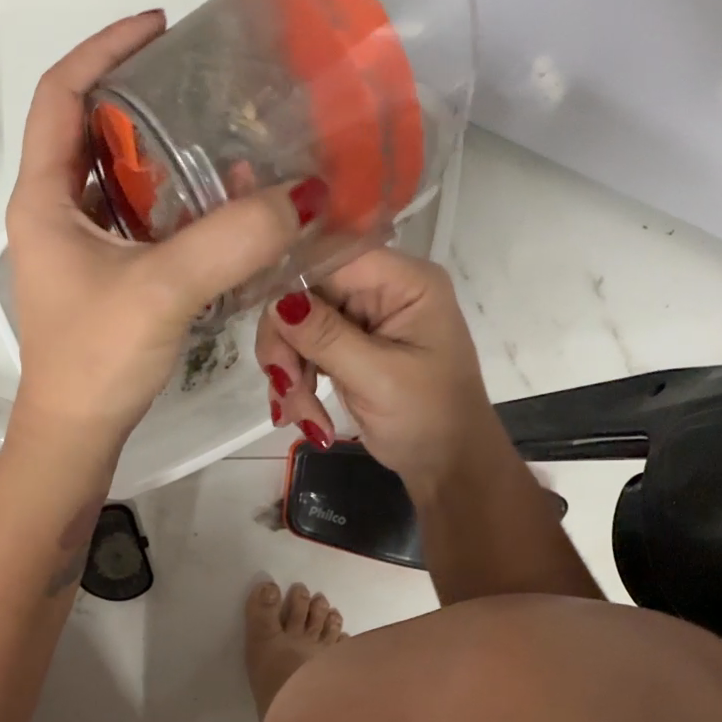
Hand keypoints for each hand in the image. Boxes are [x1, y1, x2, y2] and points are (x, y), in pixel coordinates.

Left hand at [6, 11, 318, 447]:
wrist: (74, 437)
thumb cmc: (97, 361)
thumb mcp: (164, 291)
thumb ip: (233, 239)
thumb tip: (301, 195)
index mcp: (42, 200)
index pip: (59, 95)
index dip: (104, 50)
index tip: (159, 29)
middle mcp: (49, 215)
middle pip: (87, 131)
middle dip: (140, 100)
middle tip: (201, 86)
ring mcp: (72, 249)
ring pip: (111, 179)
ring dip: (157, 154)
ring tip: (214, 135)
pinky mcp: (96, 278)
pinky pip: (131, 220)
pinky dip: (165, 203)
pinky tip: (210, 204)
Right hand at [257, 249, 494, 495]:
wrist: (446, 463)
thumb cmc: (428, 417)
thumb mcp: (377, 378)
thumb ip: (326, 337)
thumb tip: (276, 303)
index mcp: (403, 282)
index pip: (331, 258)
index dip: (292, 286)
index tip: (274, 334)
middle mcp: (379, 290)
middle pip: (304, 293)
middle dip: (287, 345)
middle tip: (285, 390)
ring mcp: (361, 318)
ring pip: (295, 325)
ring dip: (289, 373)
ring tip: (300, 415)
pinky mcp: (344, 346)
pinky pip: (302, 351)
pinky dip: (295, 384)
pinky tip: (304, 416)